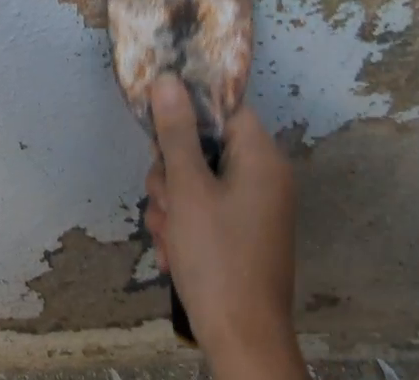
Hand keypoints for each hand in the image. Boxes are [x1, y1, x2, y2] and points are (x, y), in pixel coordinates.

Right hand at [143, 75, 306, 379]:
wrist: (242, 338)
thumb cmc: (217, 255)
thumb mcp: (187, 188)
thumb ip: (175, 132)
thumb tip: (168, 80)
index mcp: (261, 159)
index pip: (224, 107)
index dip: (188, 109)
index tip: (155, 122)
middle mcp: (262, 178)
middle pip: (203, 145)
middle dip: (170, 169)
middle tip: (165, 196)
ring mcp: (252, 208)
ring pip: (195, 179)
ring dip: (170, 202)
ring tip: (167, 232)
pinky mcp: (239, 233)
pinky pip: (202, 209)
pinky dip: (182, 225)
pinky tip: (172, 250)